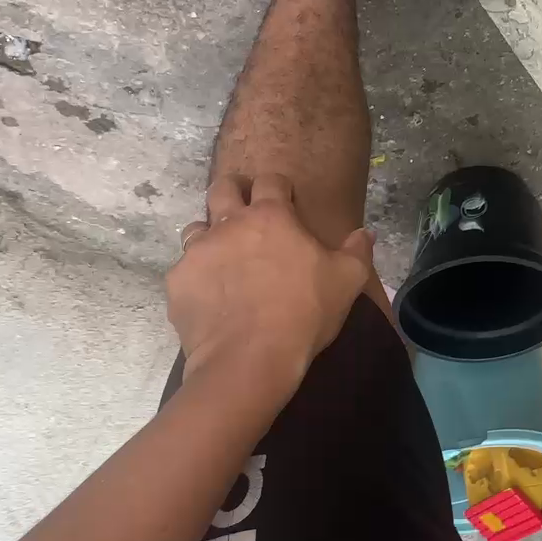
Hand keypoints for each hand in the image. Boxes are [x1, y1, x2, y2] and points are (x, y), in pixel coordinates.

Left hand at [167, 174, 374, 405]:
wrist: (249, 359)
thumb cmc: (305, 311)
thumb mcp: (348, 279)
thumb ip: (357, 250)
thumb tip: (364, 233)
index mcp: (272, 217)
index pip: (270, 180)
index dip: (279, 186)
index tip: (287, 200)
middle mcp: (230, 225)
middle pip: (222, 188)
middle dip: (233, 190)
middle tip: (246, 208)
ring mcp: (197, 253)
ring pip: (197, 227)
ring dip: (211, 234)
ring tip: (226, 256)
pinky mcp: (177, 283)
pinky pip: (185, 268)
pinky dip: (198, 275)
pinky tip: (212, 295)